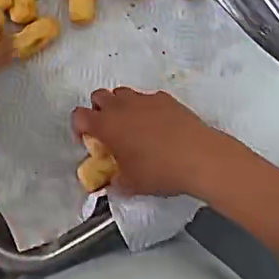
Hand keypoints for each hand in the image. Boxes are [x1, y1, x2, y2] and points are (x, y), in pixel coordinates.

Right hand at [70, 88, 247, 198]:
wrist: (199, 157)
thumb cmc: (159, 171)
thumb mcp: (130, 185)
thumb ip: (113, 181)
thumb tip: (110, 183)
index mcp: (106, 125)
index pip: (79, 116)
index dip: (79, 127)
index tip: (88, 141)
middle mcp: (121, 106)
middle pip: (98, 96)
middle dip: (99, 111)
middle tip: (108, 131)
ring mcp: (144, 99)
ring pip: (122, 93)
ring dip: (121, 106)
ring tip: (132, 127)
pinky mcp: (165, 98)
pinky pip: (147, 98)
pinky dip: (146, 108)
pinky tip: (158, 126)